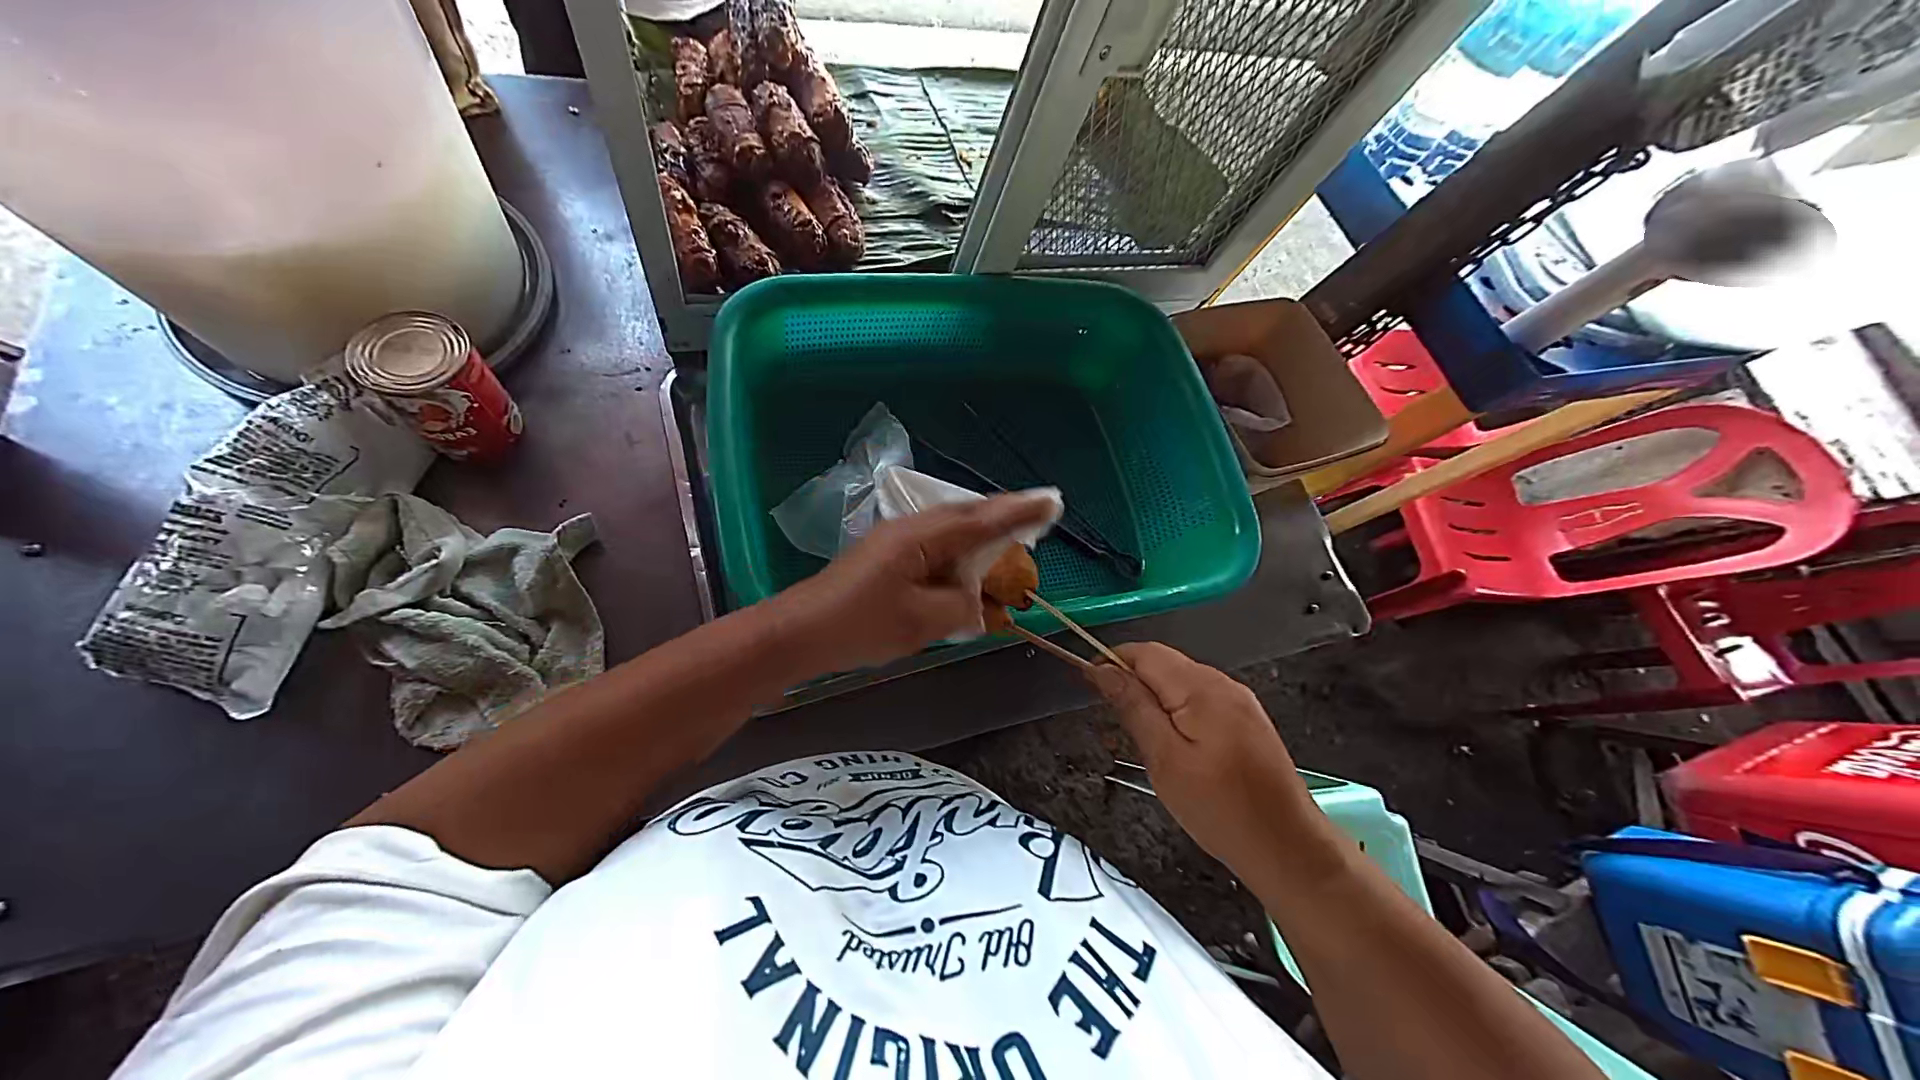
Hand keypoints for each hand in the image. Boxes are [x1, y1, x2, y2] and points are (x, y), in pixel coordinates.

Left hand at [772, 492, 1059, 671]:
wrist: (800, 632)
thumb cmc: (861, 626)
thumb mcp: (923, 623)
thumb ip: (962, 606)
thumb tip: (975, 598)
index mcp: (921, 538)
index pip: (981, 521)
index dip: (1020, 512)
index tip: (1052, 501)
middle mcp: (910, 529)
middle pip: (966, 516)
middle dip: (1004, 515)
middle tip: (1039, 515)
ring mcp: (894, 540)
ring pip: (949, 529)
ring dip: (981, 534)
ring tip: (1010, 539)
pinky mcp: (886, 556)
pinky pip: (934, 545)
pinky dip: (959, 552)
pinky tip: (966, 566)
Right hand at [1087, 643, 1320, 872]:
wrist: (1286, 847)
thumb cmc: (1221, 809)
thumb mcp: (1164, 759)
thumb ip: (1133, 707)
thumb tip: (1104, 671)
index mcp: (1201, 688)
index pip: (1144, 652)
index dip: (1111, 662)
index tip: (1088, 685)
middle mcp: (1223, 684)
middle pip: (1163, 664)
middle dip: (1132, 684)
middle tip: (1115, 727)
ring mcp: (1239, 701)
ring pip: (1180, 683)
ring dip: (1153, 700)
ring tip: (1144, 743)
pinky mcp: (1246, 720)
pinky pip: (1200, 701)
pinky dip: (1177, 714)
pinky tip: (1175, 748)